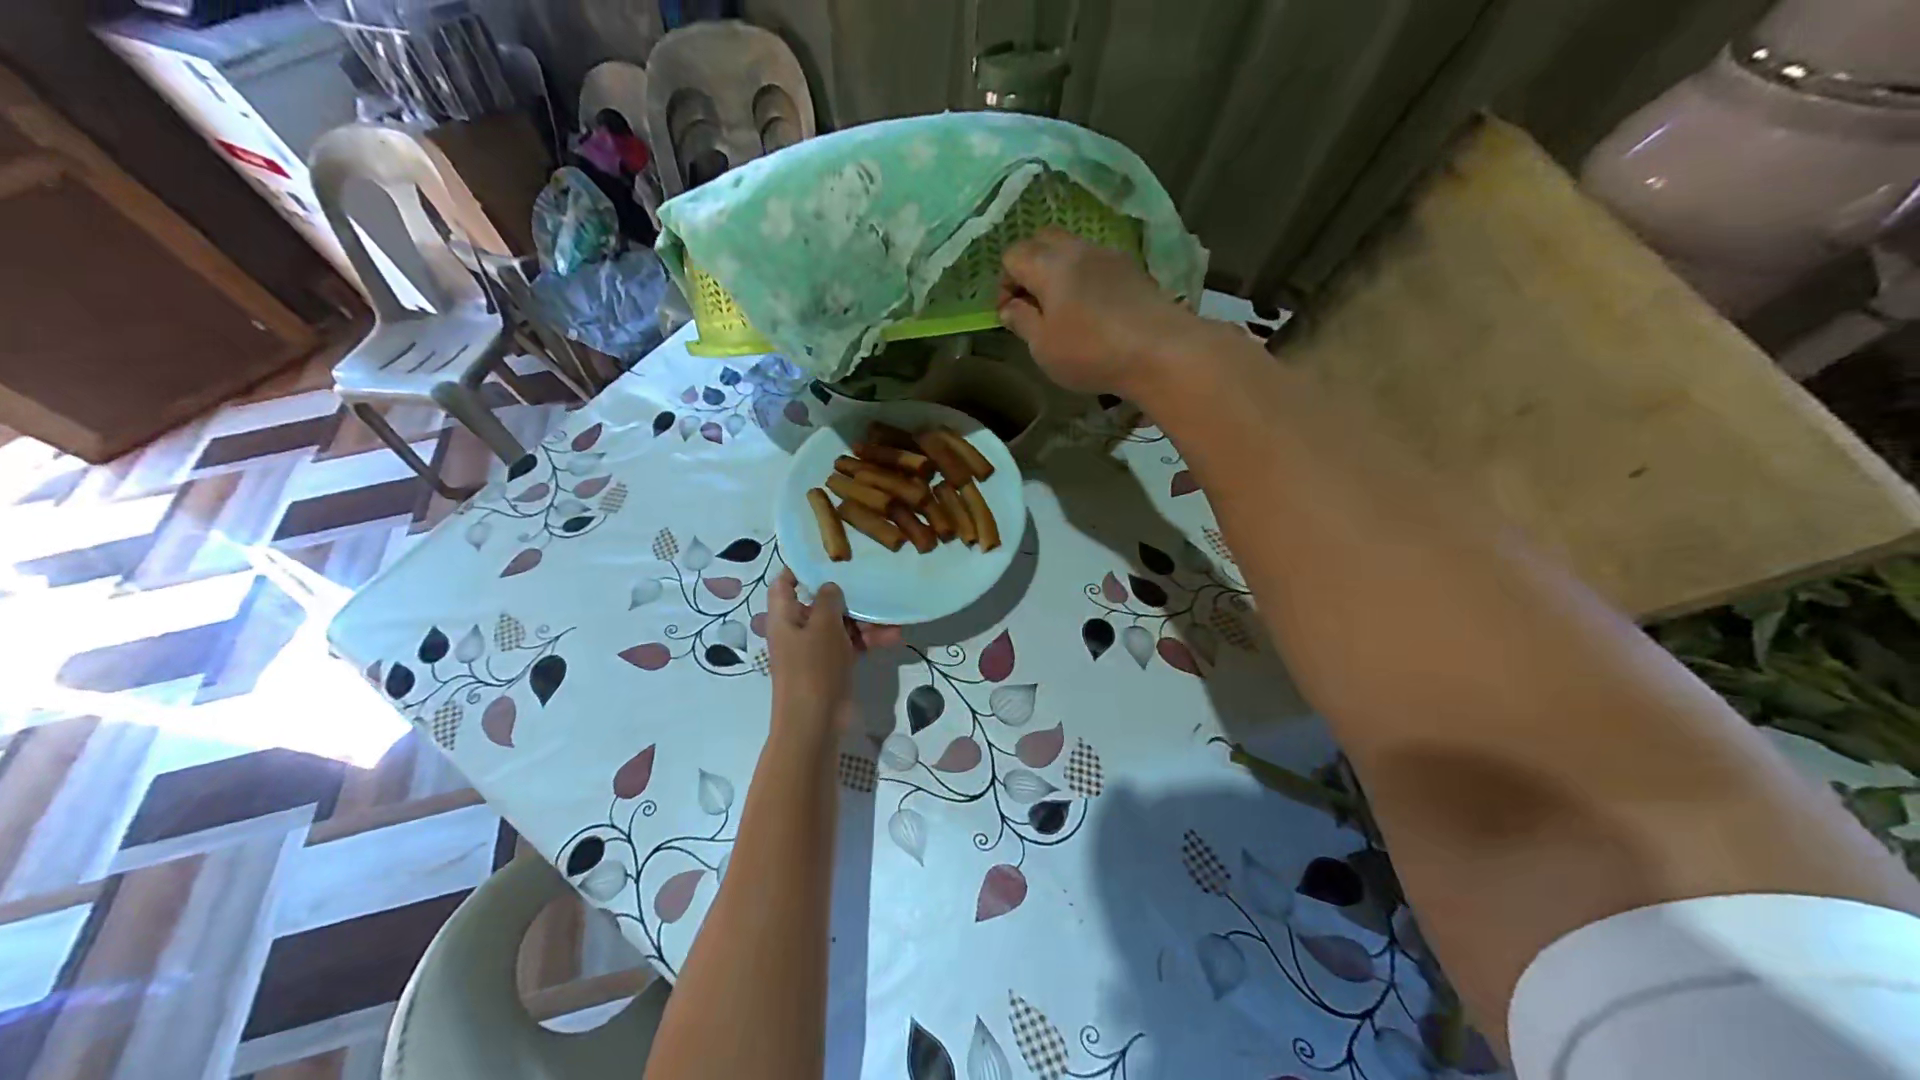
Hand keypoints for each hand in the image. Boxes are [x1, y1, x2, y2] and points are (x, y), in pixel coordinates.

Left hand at [766, 569, 899, 735]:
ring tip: (892, 617)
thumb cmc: (813, 668)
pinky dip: (869, 640)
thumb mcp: (823, 626)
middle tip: (872, 581)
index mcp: (784, 617)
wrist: (815, 723)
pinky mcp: (833, 666)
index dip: (801, 568)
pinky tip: (894, 636)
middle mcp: (797, 629)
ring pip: (841, 624)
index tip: (828, 556)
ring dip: (865, 620)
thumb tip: (831, 587)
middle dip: (847, 595)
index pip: (784, 583)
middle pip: (820, 603)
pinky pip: (851, 644)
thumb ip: (829, 599)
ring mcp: (815, 650)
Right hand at [997, 228, 1218, 397]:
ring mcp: (1109, 255)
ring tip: (1063, 307)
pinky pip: (1097, 263)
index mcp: (1048, 264)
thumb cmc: (1091, 352)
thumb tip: (1009, 307)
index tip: (1009, 313)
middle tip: (1033, 302)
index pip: (1013, 254)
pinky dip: (1085, 277)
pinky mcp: (1133, 269)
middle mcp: (1078, 249)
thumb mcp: (1043, 346)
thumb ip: (1021, 321)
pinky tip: (1092, 309)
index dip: (1004, 282)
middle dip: (1030, 265)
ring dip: (1060, 270)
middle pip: (1043, 240)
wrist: (1161, 350)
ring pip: (1073, 248)